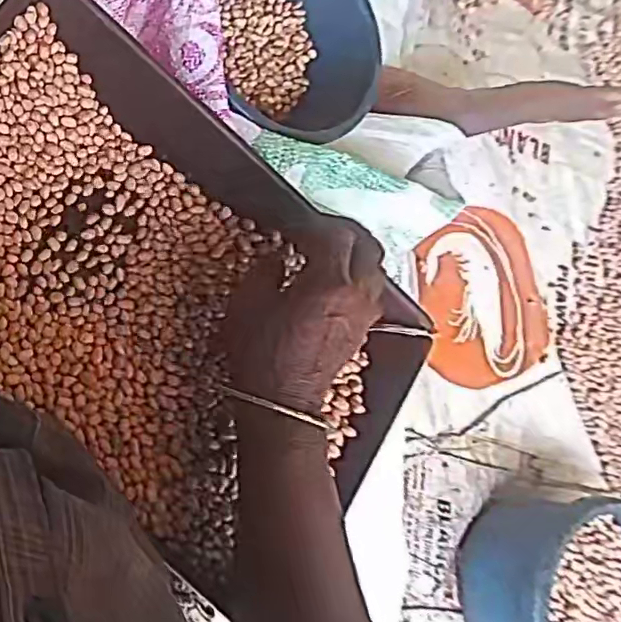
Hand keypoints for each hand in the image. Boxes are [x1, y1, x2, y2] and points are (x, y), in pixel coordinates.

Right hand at [220, 216, 385, 416]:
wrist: (282, 397)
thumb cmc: (261, 351)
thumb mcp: (247, 303)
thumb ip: (265, 271)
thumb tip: (278, 258)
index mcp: (329, 282)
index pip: (334, 235)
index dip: (310, 224)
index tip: (290, 226)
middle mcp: (358, 293)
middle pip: (366, 245)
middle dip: (341, 232)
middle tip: (314, 230)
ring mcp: (366, 312)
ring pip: (373, 267)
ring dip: (350, 254)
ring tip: (322, 253)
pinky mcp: (364, 326)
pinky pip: (368, 288)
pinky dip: (352, 275)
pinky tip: (327, 281)